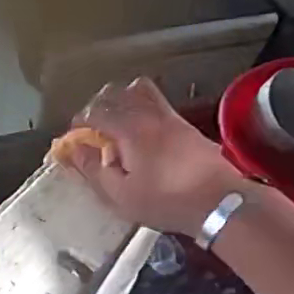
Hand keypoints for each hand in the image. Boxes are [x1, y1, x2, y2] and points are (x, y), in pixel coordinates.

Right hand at [65, 77, 246, 234]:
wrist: (219, 202)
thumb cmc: (164, 201)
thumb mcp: (119, 194)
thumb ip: (93, 169)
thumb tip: (74, 150)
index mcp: (130, 130)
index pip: (95, 112)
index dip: (79, 123)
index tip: (73, 139)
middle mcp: (150, 115)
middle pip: (118, 93)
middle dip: (98, 106)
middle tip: (91, 127)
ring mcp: (171, 117)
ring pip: (141, 91)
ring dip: (122, 101)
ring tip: (116, 123)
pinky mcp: (186, 125)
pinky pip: (157, 103)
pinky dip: (141, 107)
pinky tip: (140, 131)